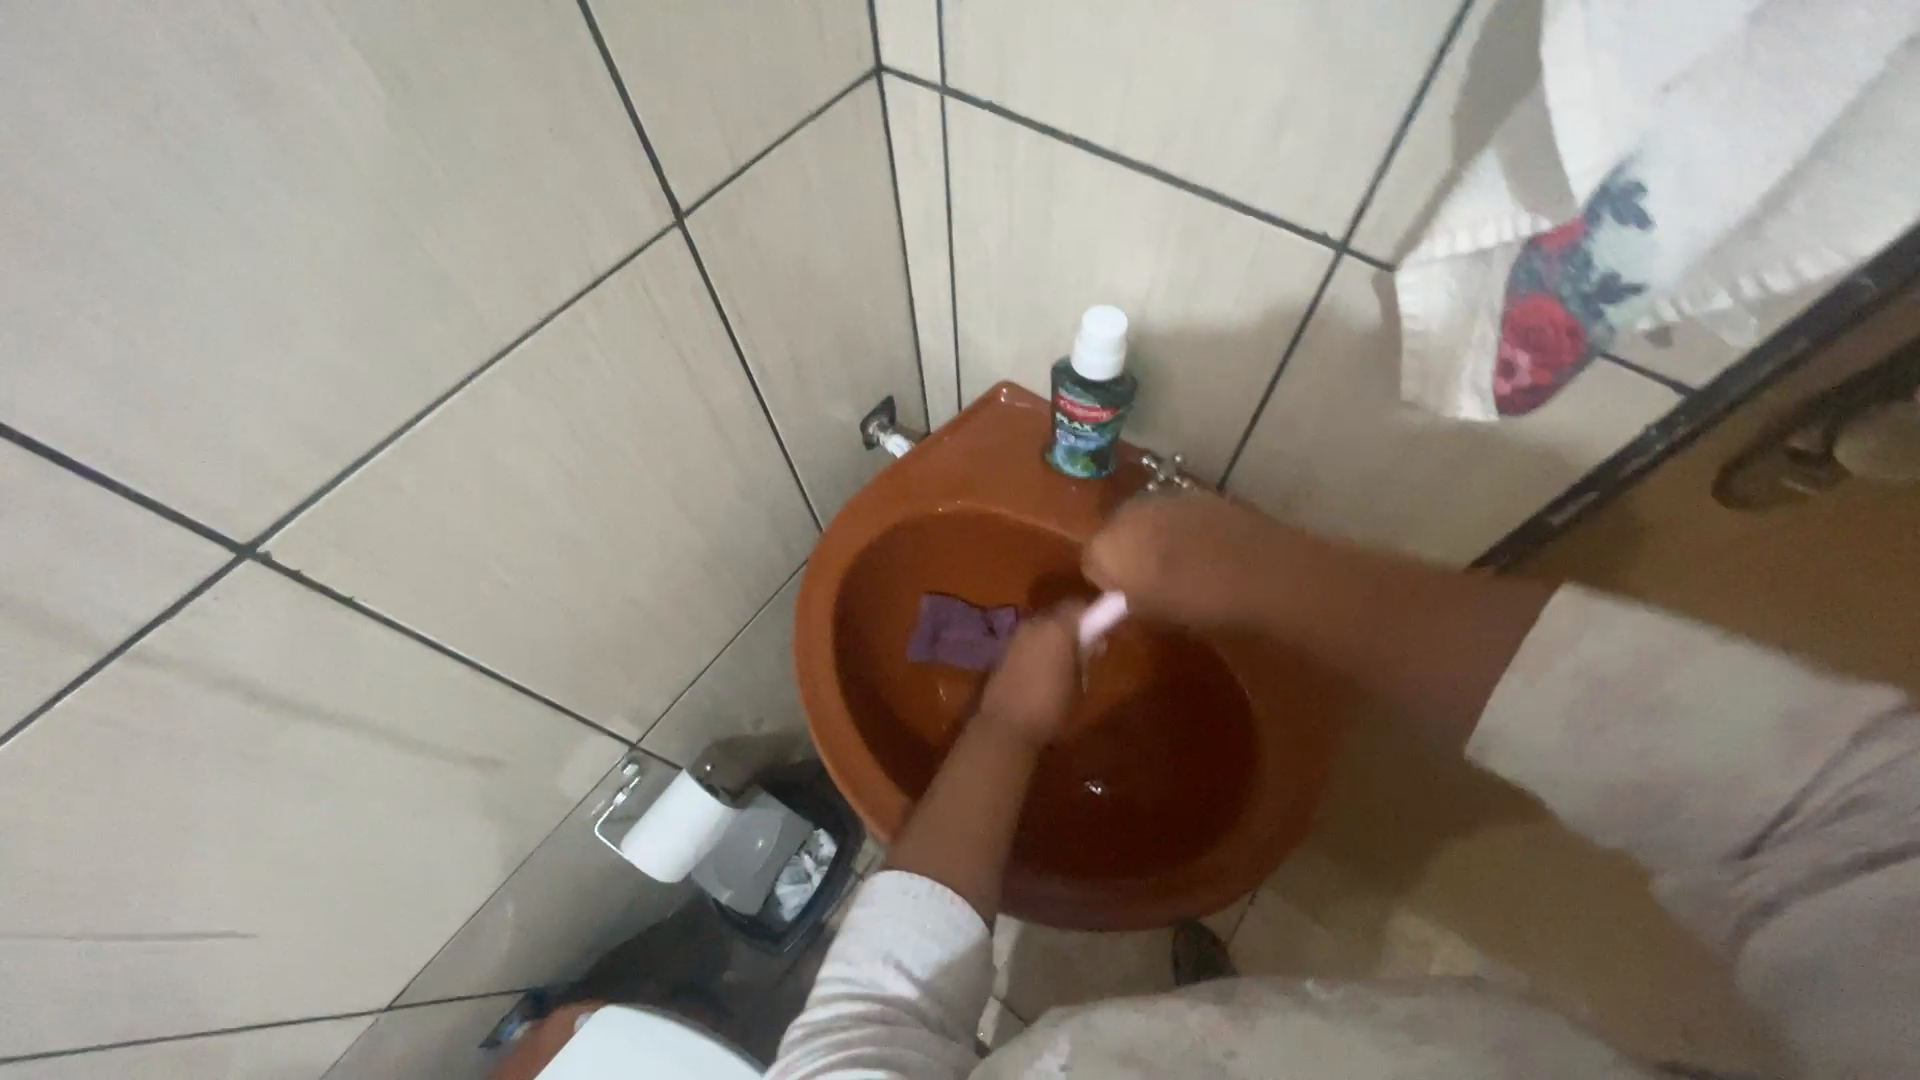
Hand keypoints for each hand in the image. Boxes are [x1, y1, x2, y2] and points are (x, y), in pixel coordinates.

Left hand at [974, 602, 1085, 748]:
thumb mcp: (1079, 683)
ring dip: (1053, 636)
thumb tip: (1093, 642)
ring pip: (1040, 627)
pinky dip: (1037, 647)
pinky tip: (1044, 668)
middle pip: (1057, 614)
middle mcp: (1033, 624)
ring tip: (1065, 660)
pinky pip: (1027, 641)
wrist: (1006, 726)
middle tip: (1086, 645)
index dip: (1092, 613)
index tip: (1103, 626)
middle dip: (1072, 625)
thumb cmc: (1051, 705)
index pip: (1078, 605)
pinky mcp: (1001, 651)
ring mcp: (1014, 636)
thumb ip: (1085, 656)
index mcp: (1056, 627)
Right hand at [1083, 491, 1286, 627]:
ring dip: (1151, 537)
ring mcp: (1160, 498)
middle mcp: (1125, 514)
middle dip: (1125, 553)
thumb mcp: (1154, 615)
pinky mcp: (1192, 492)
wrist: (1259, 571)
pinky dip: (1178, 527)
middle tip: (1150, 580)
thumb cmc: (1198, 603)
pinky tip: (1202, 546)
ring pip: (1142, 520)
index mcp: (1106, 548)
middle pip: (1113, 534)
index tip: (1127, 598)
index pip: (1090, 564)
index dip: (1108, 583)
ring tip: (1179, 562)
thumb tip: (1126, 596)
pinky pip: (1172, 513)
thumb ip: (1129, 602)